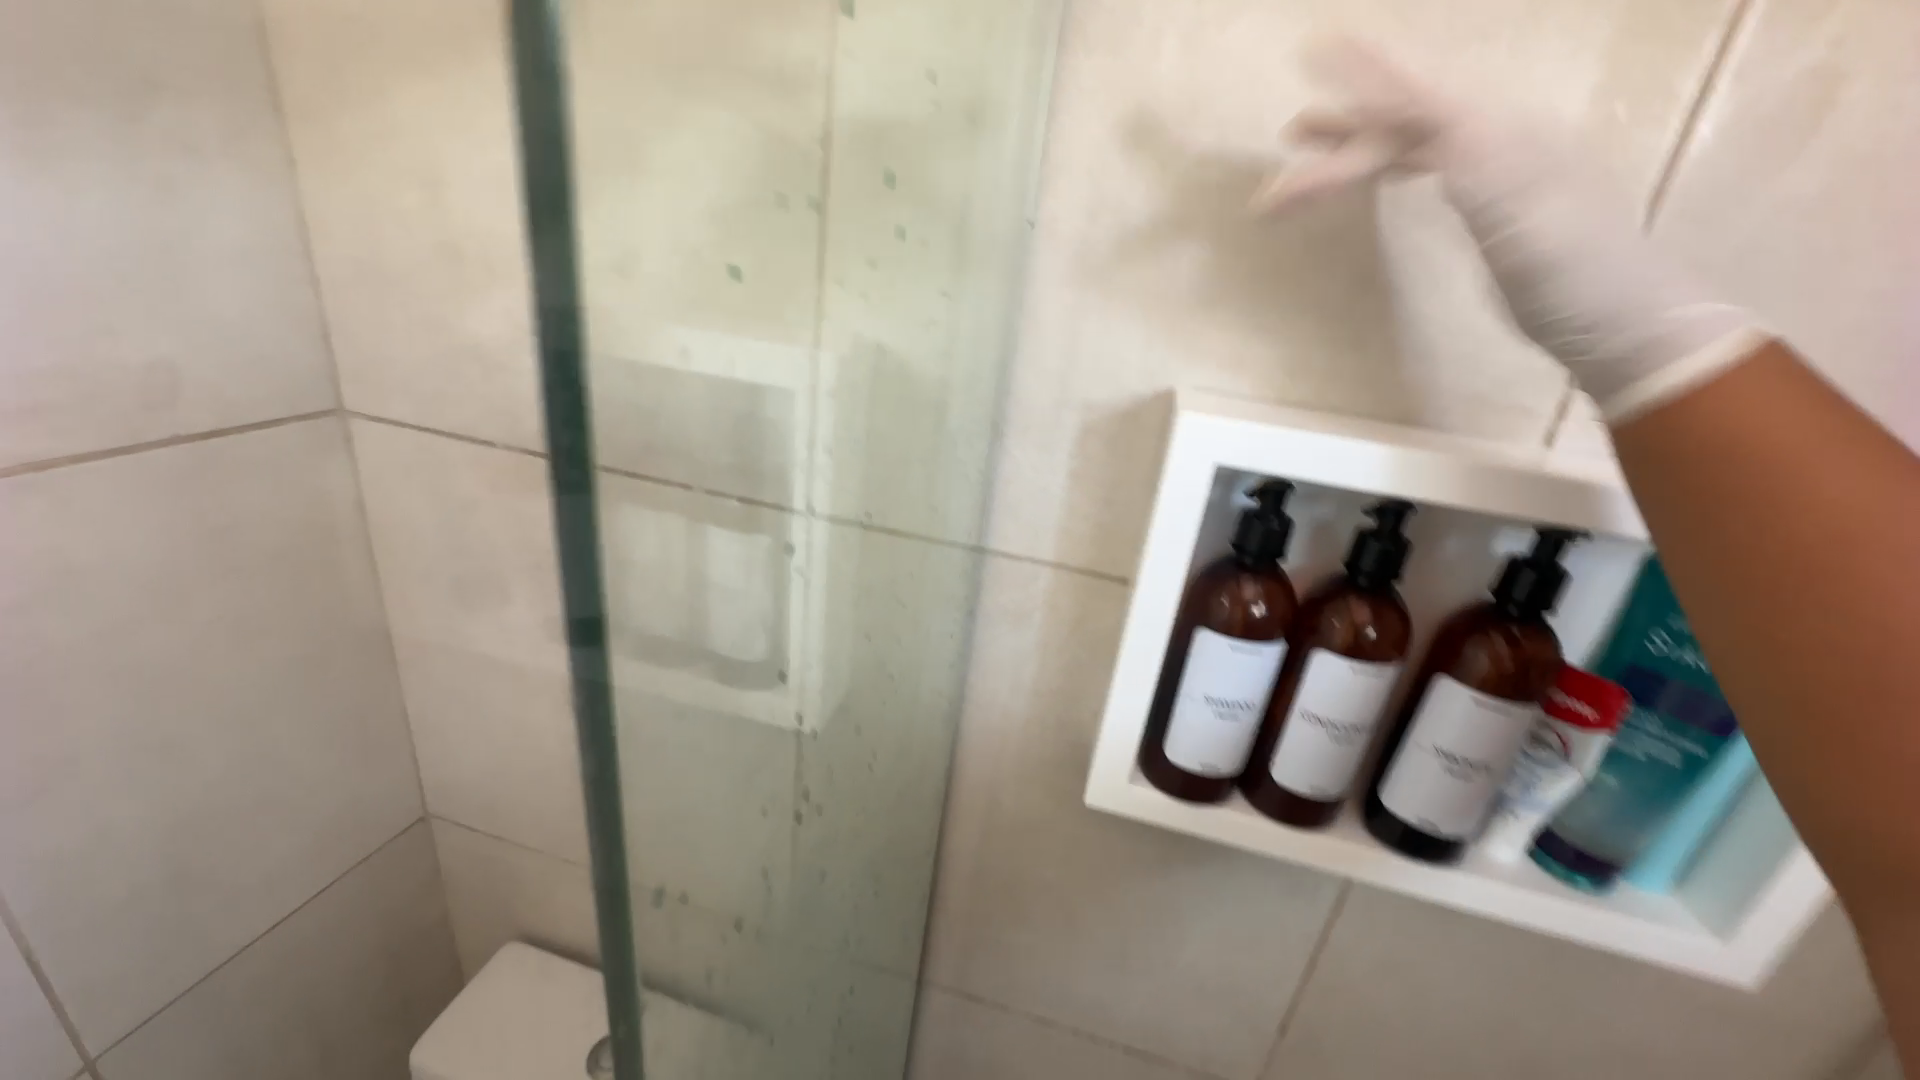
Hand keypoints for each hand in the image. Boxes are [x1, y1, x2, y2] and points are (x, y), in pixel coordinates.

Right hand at [1255, 40, 1764, 423]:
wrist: (1630, 328)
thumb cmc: (1580, 285)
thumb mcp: (1528, 227)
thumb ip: (1475, 167)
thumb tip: (1425, 117)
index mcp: (1509, 142)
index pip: (1424, 100)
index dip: (1369, 77)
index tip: (1316, 52)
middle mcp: (1505, 142)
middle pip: (1412, 121)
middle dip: (1347, 130)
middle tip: (1291, 133)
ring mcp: (1503, 172)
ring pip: (1417, 141)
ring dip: (1361, 144)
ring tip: (1310, 144)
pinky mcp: (1497, 204)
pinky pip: (1432, 165)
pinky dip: (1391, 164)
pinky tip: (1377, 173)